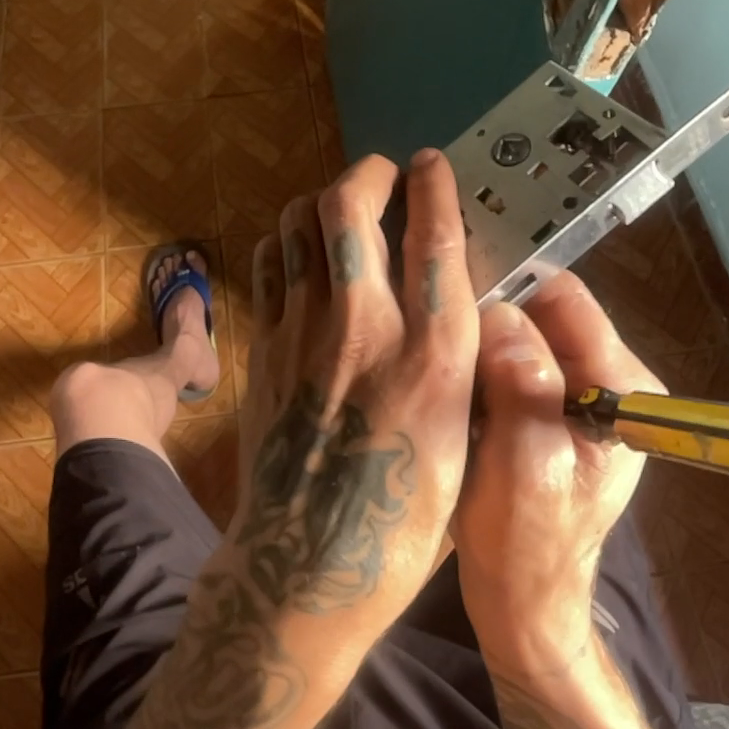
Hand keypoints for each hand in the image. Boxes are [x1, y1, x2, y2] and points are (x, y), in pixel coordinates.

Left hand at [133, 150, 478, 728]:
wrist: (307, 565)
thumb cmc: (406, 519)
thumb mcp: (466, 440)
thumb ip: (465, 362)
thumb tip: (461, 301)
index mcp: (432, 354)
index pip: (434, 238)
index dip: (434, 186)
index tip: (432, 163)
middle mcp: (363, 326)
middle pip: (348, 206)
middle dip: (367, 173)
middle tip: (382, 174)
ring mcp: (300, 331)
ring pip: (297, 224)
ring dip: (321, 201)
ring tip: (341, 210)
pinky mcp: (262, 346)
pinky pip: (268, 264)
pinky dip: (287, 241)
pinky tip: (302, 253)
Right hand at [452, 271, 663, 728]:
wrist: (521, 600)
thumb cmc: (525, 547)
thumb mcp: (524, 471)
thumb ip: (523, 392)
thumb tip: (502, 315)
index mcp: (621, 387)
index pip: (566, 299)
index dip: (507, 290)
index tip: (451, 299)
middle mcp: (606, 378)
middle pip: (539, 311)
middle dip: (488, 319)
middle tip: (436, 339)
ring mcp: (576, 392)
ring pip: (517, 333)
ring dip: (478, 344)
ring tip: (437, 364)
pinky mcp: (547, 405)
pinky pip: (506, 360)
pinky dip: (477, 366)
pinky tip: (450, 388)